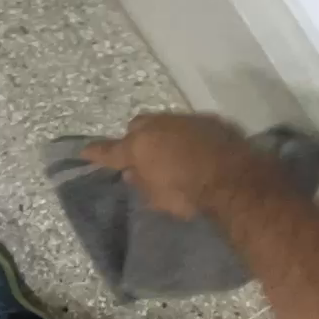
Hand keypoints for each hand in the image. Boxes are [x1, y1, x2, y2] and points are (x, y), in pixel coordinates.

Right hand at [81, 112, 267, 218]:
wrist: (234, 179)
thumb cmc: (188, 194)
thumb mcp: (158, 199)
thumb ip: (141, 183)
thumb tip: (131, 174)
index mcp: (139, 146)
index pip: (110, 151)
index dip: (96, 153)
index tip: (84, 152)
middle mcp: (158, 125)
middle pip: (138, 126)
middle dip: (136, 138)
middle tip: (140, 155)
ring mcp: (185, 119)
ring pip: (165, 123)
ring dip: (163, 136)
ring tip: (170, 153)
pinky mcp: (210, 121)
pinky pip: (189, 127)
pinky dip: (186, 137)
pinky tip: (194, 150)